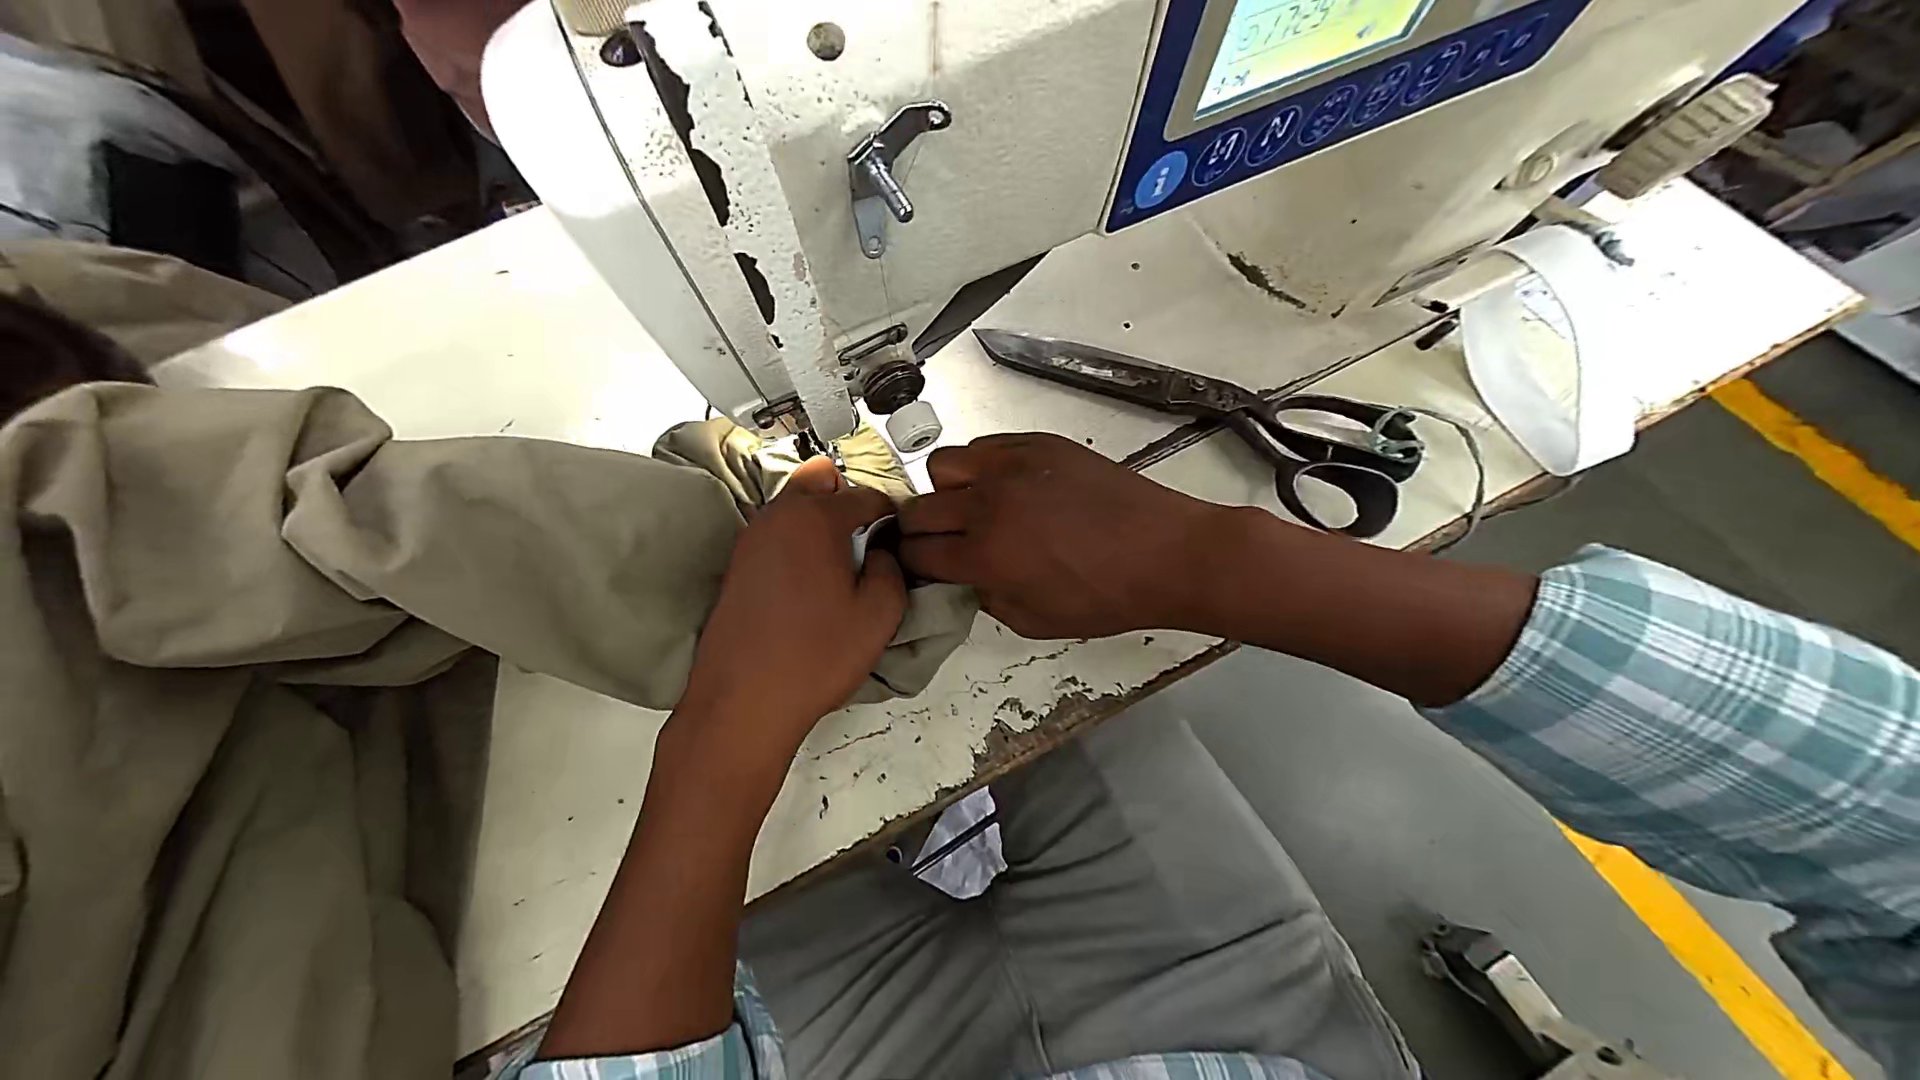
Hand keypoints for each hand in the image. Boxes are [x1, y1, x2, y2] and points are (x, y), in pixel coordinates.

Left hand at [677, 457, 906, 752]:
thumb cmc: (813, 658)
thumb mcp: (880, 614)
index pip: (866, 494)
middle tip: (865, 538)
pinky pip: (776, 532)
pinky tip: (809, 581)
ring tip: (839, 564)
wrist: (743, 701)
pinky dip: (796, 540)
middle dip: (847, 498)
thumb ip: (892, 569)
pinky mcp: (737, 564)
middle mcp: (777, 517)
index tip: (896, 536)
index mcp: (815, 519)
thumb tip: (883, 554)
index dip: (890, 514)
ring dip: (819, 519)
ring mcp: (751, 538)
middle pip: (819, 479)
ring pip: (794, 504)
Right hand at [898, 433, 1240, 638]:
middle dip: (918, 531)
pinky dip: (982, 466)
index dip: (911, 564)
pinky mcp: (1038, 444)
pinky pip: (985, 445)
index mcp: (986, 556)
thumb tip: (964, 578)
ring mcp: (1013, 467)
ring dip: (946, 491)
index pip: (917, 554)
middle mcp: (989, 505)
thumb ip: (984, 599)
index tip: (918, 566)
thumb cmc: (1106, 597)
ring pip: (943, 465)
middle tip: (941, 541)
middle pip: (918, 509)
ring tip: (974, 506)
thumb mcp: (1034, 622)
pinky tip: (1007, 486)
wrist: (1165, 553)